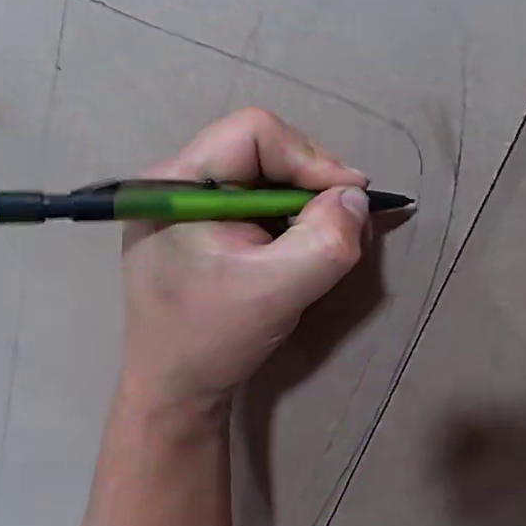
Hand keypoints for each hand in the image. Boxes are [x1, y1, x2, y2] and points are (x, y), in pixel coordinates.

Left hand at [116, 109, 370, 420]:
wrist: (172, 392)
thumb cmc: (213, 341)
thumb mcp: (279, 291)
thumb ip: (327, 239)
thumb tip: (354, 196)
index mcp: (174, 184)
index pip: (254, 134)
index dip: (310, 158)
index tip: (349, 197)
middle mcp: (171, 183)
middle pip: (258, 150)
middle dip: (308, 182)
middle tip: (343, 218)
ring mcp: (179, 205)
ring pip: (257, 175)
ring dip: (299, 202)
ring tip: (321, 239)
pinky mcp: (192, 227)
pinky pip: (248, 202)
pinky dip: (283, 219)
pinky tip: (293, 249)